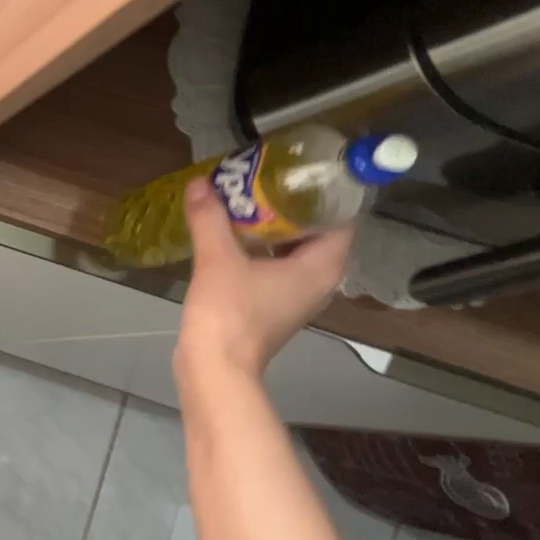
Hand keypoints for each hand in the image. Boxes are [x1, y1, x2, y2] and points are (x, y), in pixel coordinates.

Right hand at [176, 177, 353, 375]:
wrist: (215, 364)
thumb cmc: (228, 312)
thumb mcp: (216, 260)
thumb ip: (209, 220)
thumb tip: (199, 183)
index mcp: (323, 265)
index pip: (339, 217)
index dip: (319, 194)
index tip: (291, 175)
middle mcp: (321, 280)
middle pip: (315, 233)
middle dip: (289, 210)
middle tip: (259, 186)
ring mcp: (299, 297)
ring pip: (294, 253)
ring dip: (272, 232)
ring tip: (242, 210)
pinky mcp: (276, 307)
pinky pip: (278, 269)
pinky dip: (261, 253)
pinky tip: (232, 244)